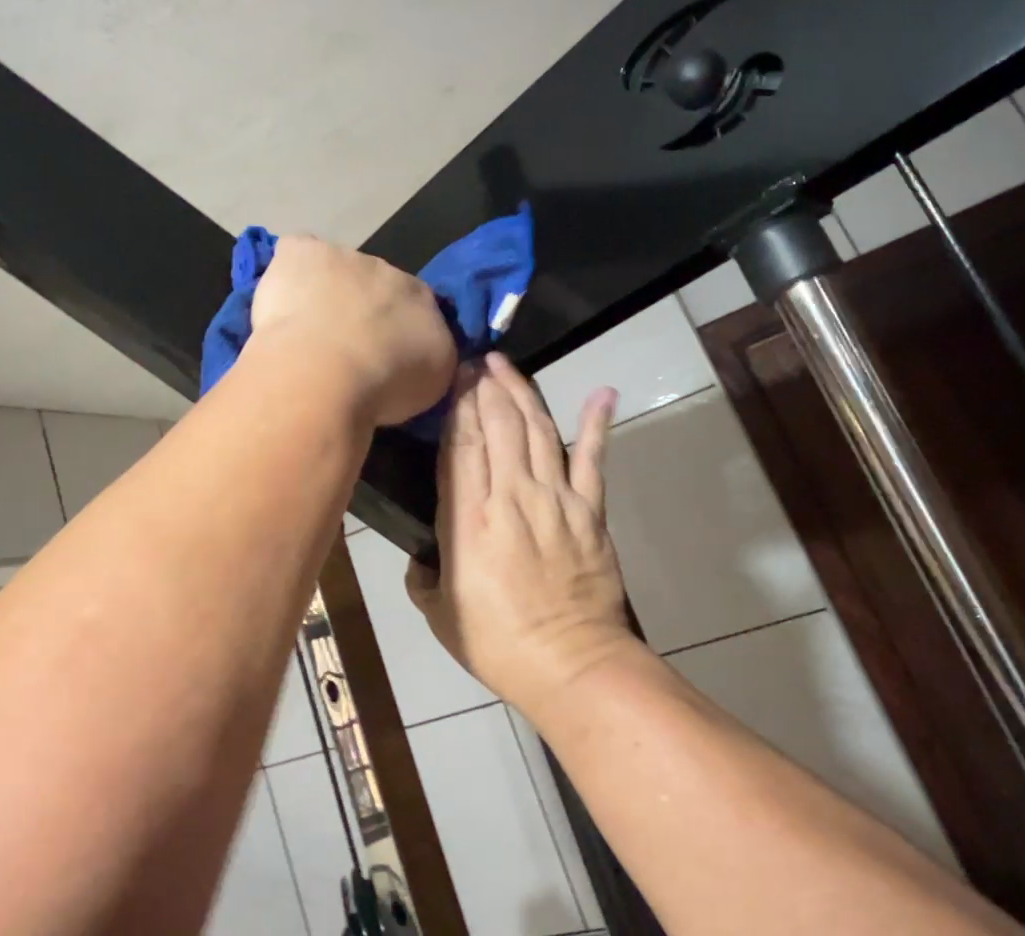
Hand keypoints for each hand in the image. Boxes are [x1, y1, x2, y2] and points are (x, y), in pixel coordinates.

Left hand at [248, 235, 456, 425]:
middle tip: (340, 352)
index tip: (380, 359)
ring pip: (335, 270)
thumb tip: (415, 357)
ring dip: (325, 293)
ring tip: (305, 335)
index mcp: (424, 302)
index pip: (414, 308)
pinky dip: (289, 272)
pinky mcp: (303, 253)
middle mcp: (390, 272)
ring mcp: (345, 257)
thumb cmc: (383, 389)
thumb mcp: (429, 386)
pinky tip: (280, 301)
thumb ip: (426, 360)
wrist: (328, 374)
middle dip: (360, 312)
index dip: (395, 332)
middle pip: (374, 287)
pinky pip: (297, 252)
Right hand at [407, 353, 636, 715]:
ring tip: (507, 366)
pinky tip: (601, 393)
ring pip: (538, 430)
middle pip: (498, 424)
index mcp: (469, 519)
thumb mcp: (440, 613)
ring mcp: (557, 499)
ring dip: (522, 392)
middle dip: (486, 386)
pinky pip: (593, 459)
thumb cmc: (497, 643)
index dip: (457, 404)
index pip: (461, 444)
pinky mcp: (591, 512)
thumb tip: (422, 558)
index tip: (452, 376)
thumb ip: (424, 576)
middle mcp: (512, 496)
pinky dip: (597, 423)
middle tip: (476, 361)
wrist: (571, 664)